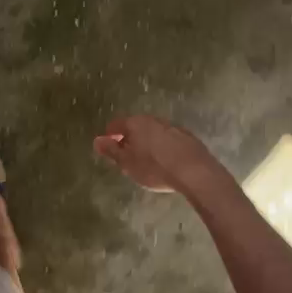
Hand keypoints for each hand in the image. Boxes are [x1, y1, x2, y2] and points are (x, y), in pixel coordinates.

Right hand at [93, 115, 227, 196]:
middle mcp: (153, 119)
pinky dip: (164, 147)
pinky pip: (169, 140)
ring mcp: (172, 127)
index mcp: (135, 123)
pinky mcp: (188, 137)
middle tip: (128, 157)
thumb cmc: (154, 168)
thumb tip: (97, 140)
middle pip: (136, 126)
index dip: (110, 137)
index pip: (116, 125)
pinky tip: (167, 162)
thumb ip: (111, 150)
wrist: (195, 172)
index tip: (109, 149)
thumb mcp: (127, 163)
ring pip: (154, 132)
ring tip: (148, 161)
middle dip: (130, 139)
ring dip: (148, 143)